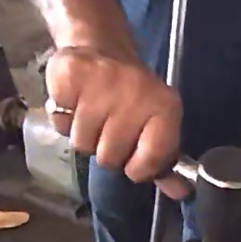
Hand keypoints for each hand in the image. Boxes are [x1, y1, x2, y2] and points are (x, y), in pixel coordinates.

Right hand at [45, 46, 181, 183]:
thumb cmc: (133, 97)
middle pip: (109, 158)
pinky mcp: (71, 73)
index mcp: (166, 108)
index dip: (137, 168)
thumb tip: (180, 194)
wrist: (103, 47)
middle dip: (106, 149)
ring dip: (84, 134)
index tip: (134, 156)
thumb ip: (163, 162)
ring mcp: (103, 81)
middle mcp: (137, 93)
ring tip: (92, 112)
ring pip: (82, 143)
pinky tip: (75, 101)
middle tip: (109, 126)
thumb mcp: (155, 126)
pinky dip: (63, 117)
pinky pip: (60, 122)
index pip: (149, 162)